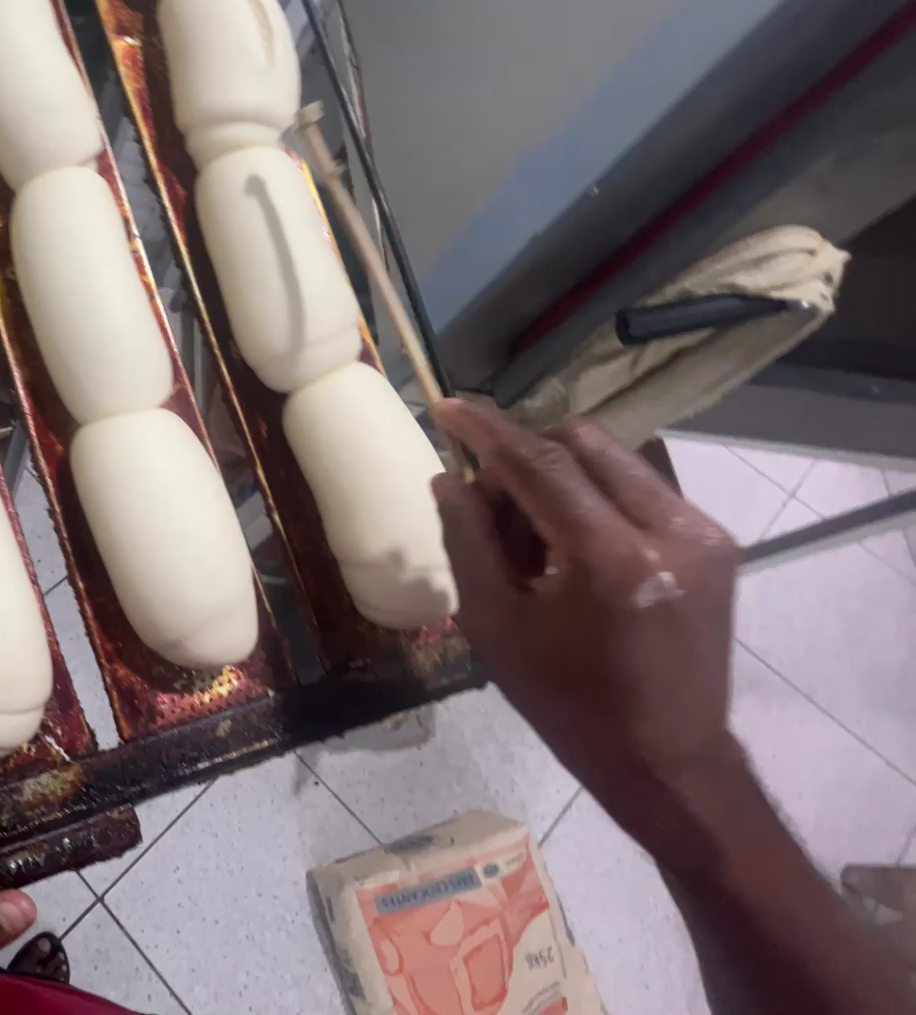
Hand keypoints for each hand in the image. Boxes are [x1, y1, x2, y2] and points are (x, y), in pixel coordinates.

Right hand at [429, 401, 746, 818]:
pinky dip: (586, 497)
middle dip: (520, 457)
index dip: (486, 429)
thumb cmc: (561, 696)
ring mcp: (703, 534)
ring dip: (554, 477)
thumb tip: (449, 478)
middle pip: (581, 443)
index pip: (540, 463)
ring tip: (527, 540)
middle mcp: (672, 531)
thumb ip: (467, 538)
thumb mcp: (491, 620)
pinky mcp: (714, 543)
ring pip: (610, 459)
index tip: (446, 406)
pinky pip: (634, 486)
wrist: (664, 755)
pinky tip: (565, 549)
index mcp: (611, 558)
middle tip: (487, 507)